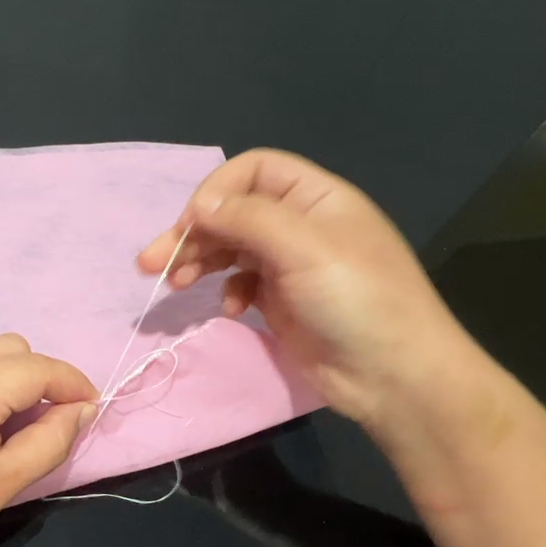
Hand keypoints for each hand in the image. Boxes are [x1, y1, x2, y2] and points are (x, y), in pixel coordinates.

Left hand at [0, 335, 96, 546]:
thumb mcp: (2, 485)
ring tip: (2, 425)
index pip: (35, 368)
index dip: (71, 383)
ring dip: (5, 378)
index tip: (90, 407)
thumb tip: (82, 408)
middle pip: (10, 347)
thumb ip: (51, 441)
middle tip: (43, 423)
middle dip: (38, 379)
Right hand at [138, 148, 472, 425]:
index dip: (216, 191)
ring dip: (199, 262)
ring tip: (172, 285)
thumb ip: (249, 219)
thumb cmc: (357, 301)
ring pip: (231, 249)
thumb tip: (199, 205)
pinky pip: (241, 284)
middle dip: (192, 233)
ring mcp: (290, 265)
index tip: (190, 226)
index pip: (253, 171)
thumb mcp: (305, 248)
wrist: (394, 376)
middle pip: (233, 212)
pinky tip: (230, 309)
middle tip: (151, 264)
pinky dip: (227, 292)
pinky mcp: (282, 302)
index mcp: (316, 198)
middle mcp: (301, 225)